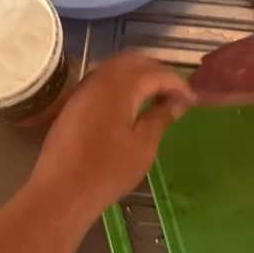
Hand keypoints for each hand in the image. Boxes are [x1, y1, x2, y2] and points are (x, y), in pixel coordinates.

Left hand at [24, 53, 191, 226]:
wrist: (61, 191)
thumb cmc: (107, 171)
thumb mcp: (143, 146)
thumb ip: (160, 117)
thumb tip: (177, 102)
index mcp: (119, 87)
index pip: (156, 73)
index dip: (178, 83)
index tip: (192, 99)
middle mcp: (99, 80)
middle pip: (134, 61)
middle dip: (158, 71)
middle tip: (175, 92)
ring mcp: (83, 89)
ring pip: (115, 67)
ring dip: (138, 74)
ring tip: (156, 96)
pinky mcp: (74, 102)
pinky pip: (101, 79)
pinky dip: (121, 82)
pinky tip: (130, 102)